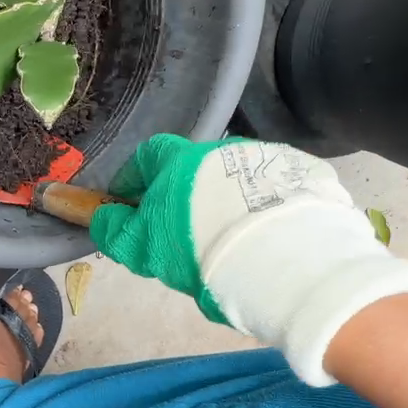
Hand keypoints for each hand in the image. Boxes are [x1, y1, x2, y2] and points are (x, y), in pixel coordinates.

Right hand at [88, 135, 407, 384]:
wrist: (280, 256)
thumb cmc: (197, 247)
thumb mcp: (140, 248)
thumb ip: (114, 231)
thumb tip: (103, 217)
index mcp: (179, 162)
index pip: (147, 155)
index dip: (135, 178)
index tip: (130, 205)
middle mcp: (223, 151)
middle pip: (192, 169)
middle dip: (182, 196)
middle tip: (180, 232)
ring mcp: (267, 161)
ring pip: (233, 182)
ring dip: (224, 203)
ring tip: (227, 241)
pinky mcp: (305, 178)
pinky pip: (272, 193)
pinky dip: (261, 211)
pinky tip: (261, 240)